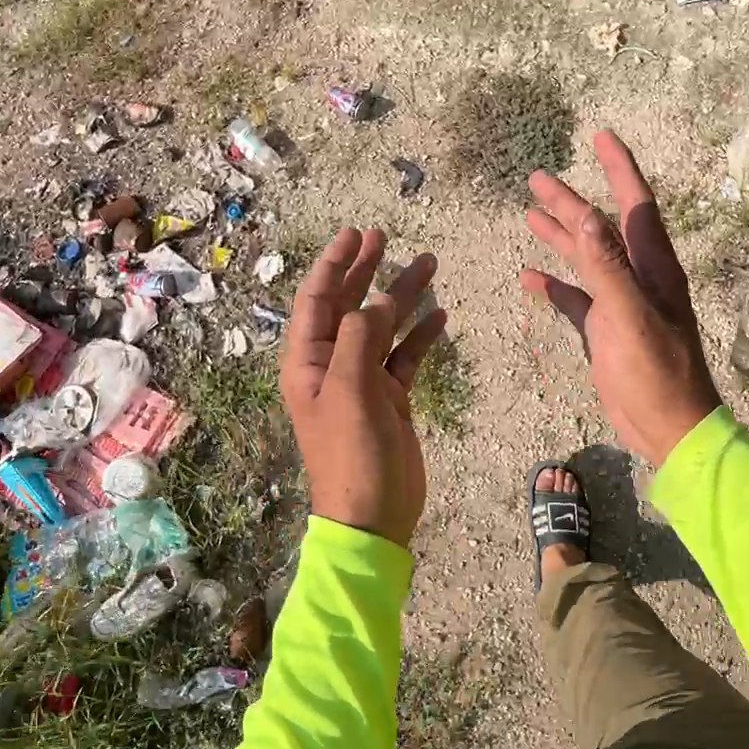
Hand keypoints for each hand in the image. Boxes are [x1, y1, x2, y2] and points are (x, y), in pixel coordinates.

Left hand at [280, 229, 445, 547]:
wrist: (373, 515)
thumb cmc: (351, 452)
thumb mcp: (349, 390)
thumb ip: (361, 338)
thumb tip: (379, 301)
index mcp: (308, 360)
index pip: (317, 299)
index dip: (334, 264)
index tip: (355, 234)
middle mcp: (332, 364)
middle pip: (349, 306)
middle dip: (366, 271)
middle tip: (385, 236)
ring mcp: (363, 381)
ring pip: (383, 328)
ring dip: (403, 297)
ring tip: (429, 262)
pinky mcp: (390, 399)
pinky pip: (405, 357)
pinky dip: (421, 336)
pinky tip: (440, 314)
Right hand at [519, 129, 721, 465]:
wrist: (667, 426)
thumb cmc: (656, 373)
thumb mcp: (630, 317)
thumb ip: (607, 268)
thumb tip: (587, 218)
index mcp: (652, 267)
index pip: (635, 204)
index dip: (619, 168)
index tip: (601, 135)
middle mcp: (637, 277)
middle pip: (600, 227)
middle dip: (571, 200)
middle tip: (538, 177)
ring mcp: (620, 303)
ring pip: (585, 259)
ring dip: (560, 236)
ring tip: (529, 213)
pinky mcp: (605, 330)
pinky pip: (575, 298)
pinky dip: (554, 285)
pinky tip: (530, 277)